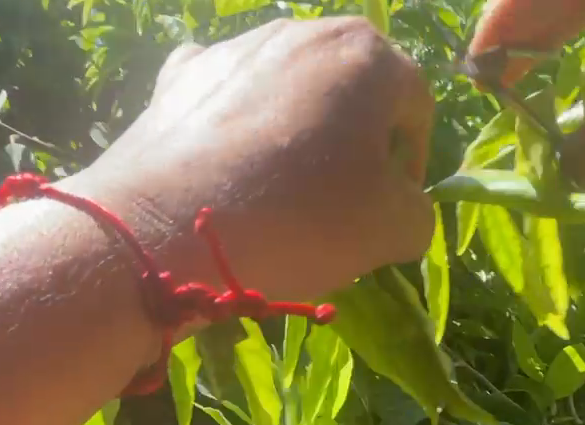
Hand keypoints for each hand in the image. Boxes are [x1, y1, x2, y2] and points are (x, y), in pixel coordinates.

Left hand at [66, 17, 433, 300]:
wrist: (166, 232)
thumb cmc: (295, 223)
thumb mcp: (388, 232)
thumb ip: (418, 212)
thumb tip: (404, 206)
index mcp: (366, 57)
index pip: (414, 106)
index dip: (413, 163)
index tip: (393, 210)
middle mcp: (303, 32)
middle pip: (348, 93)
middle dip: (353, 147)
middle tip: (337, 206)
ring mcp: (235, 48)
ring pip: (287, 93)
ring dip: (295, 137)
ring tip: (277, 196)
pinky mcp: (180, 79)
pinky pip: (226, 98)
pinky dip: (235, 127)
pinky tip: (226, 165)